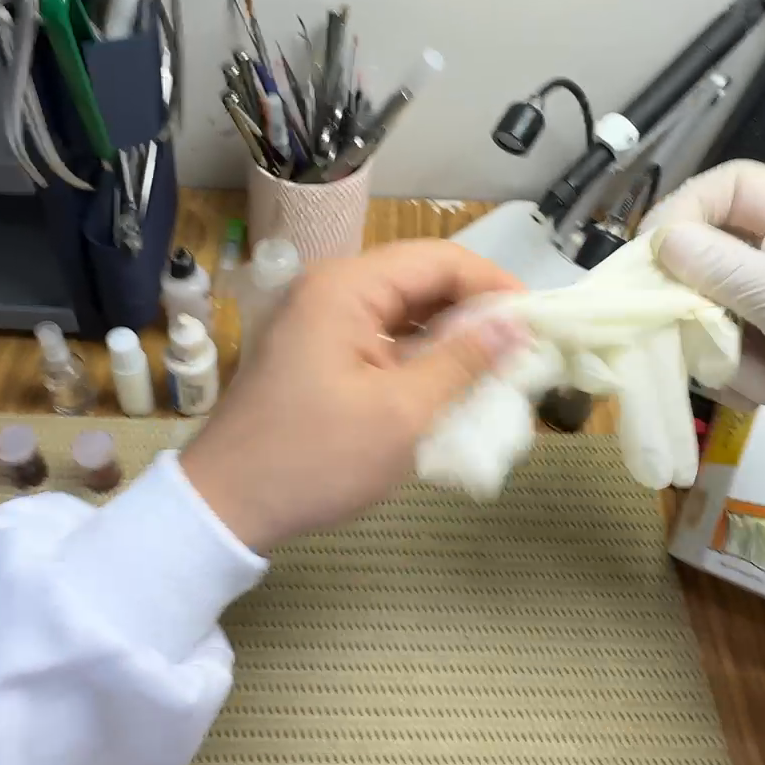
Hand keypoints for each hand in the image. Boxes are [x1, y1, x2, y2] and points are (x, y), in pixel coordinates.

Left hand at [181, 240, 527, 553]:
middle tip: (522, 351)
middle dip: (473, 313)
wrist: (226, 504)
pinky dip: (415, 357)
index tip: (538, 320)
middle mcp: (328, 289)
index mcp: (345, 287)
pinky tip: (446, 387)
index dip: (494, 285)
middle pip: (419, 281)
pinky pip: (378, 339)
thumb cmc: (315, 459)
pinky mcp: (313, 351)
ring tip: (495, 370)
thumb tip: (516, 323)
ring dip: (447, 337)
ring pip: (401, 312)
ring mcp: (316, 320)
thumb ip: (463, 361)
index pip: (438, 261)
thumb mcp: (402, 414)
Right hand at [645, 160, 764, 563]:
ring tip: (755, 377)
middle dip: (694, 293)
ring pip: (698, 301)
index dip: (685, 212)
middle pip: (706, 247)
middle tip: (686, 327)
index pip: (733, 187)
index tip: (651, 255)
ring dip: (713, 343)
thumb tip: (660, 240)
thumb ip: (733, 272)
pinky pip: (708, 343)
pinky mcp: (759, 346)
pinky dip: (723, 372)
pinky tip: (764, 395)